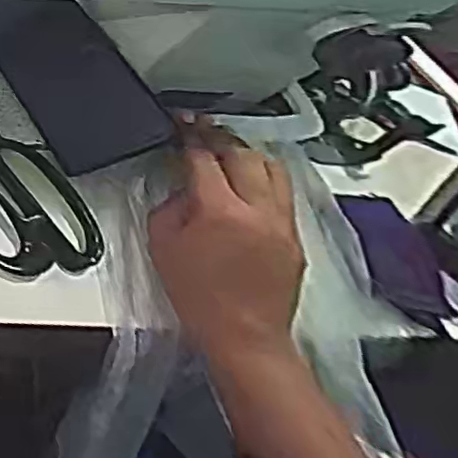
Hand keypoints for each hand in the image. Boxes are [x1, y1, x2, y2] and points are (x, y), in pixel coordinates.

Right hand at [148, 117, 305, 361]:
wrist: (242, 334)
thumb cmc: (195, 292)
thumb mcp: (162, 237)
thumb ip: (173, 201)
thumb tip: (184, 183)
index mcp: (221, 211)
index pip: (204, 158)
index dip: (188, 136)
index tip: (179, 123)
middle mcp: (260, 213)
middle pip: (244, 156)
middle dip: (219, 136)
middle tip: (199, 126)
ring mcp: (283, 226)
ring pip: (273, 170)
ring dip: (246, 152)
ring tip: (225, 146)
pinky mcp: (295, 238)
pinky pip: (282, 193)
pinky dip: (262, 176)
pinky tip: (244, 177)